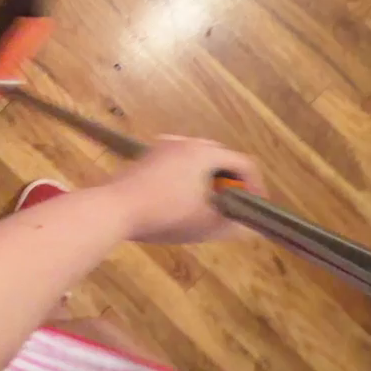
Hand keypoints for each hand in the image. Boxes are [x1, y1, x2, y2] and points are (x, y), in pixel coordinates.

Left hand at [101, 136, 264, 244]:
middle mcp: (183, 142)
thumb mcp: (206, 225)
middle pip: (219, 155)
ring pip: (195, 157)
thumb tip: (251, 227)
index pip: (243, 162)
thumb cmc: (164, 214)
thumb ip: (234, 225)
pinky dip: (187, 175)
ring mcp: (160, 147)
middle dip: (231, 178)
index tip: (257, 206)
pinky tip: (182, 197)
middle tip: (234, 202)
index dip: (255, 185)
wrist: (113, 208)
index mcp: (203, 152)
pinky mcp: (144, 158)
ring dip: (207, 176)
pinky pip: (176, 161)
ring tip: (209, 201)